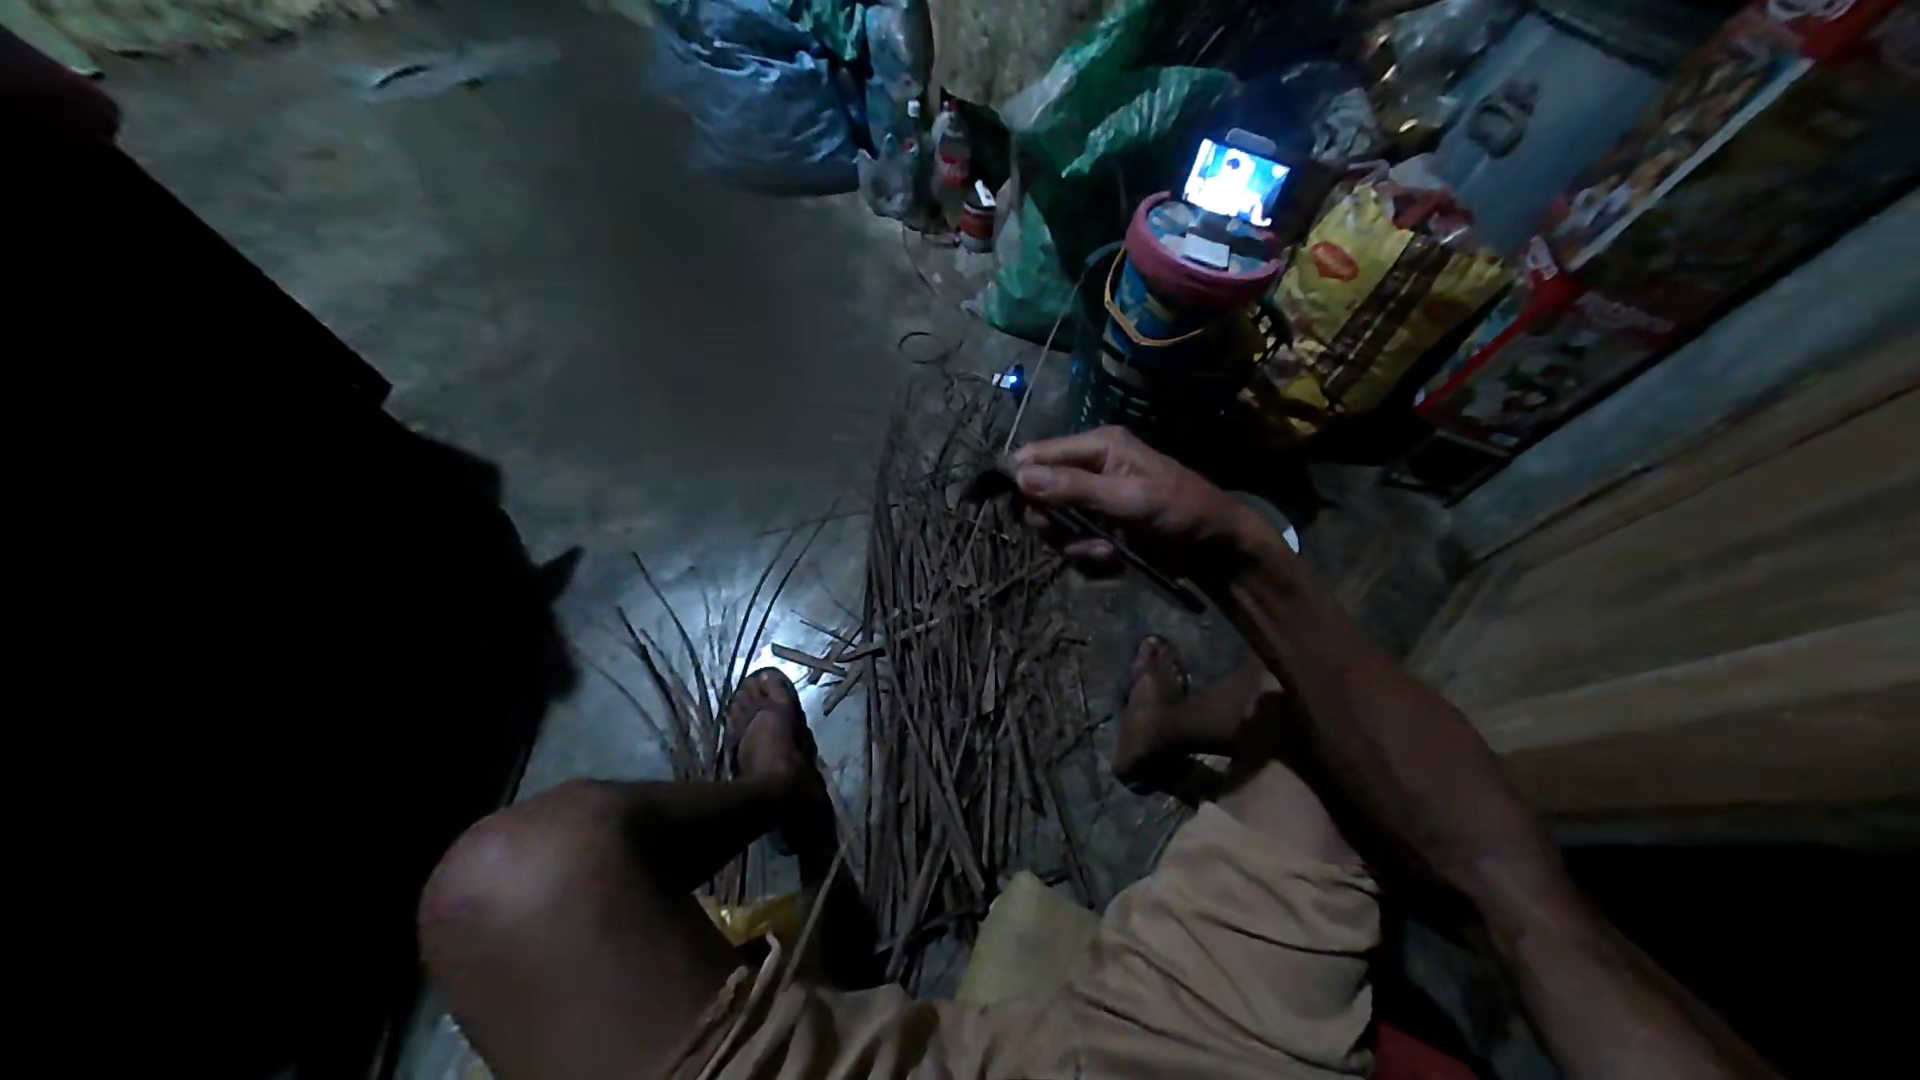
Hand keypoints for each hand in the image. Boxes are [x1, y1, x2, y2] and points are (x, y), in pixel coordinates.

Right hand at [1009, 427, 1271, 584]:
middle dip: (1054, 524)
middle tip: (1077, 540)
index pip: (1037, 454)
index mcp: (1098, 446)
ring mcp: (1093, 500)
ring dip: (1075, 546)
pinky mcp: (1099, 527)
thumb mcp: (1131, 500)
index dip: (1017, 478)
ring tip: (1106, 553)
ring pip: (1054, 525)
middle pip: (1038, 494)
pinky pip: (1072, 544)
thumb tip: (1020, 476)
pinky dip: (1089, 557)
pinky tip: (1115, 560)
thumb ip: (1075, 489)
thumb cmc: (1183, 512)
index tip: (1003, 506)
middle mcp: (1090, 468)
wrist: (1218, 550)